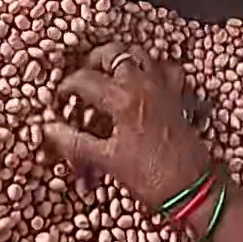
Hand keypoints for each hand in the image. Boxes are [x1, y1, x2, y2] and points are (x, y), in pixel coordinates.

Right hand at [42, 43, 212, 207]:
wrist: (193, 189)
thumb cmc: (150, 177)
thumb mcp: (108, 161)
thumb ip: (76, 143)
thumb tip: (49, 130)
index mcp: (122, 99)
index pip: (85, 80)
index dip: (67, 87)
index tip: (60, 98)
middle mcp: (143, 85)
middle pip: (114, 53)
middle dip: (94, 61)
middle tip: (83, 78)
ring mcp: (164, 87)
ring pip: (141, 55)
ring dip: (123, 60)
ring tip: (109, 76)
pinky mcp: (178, 96)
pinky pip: (167, 70)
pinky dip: (154, 70)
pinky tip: (145, 84)